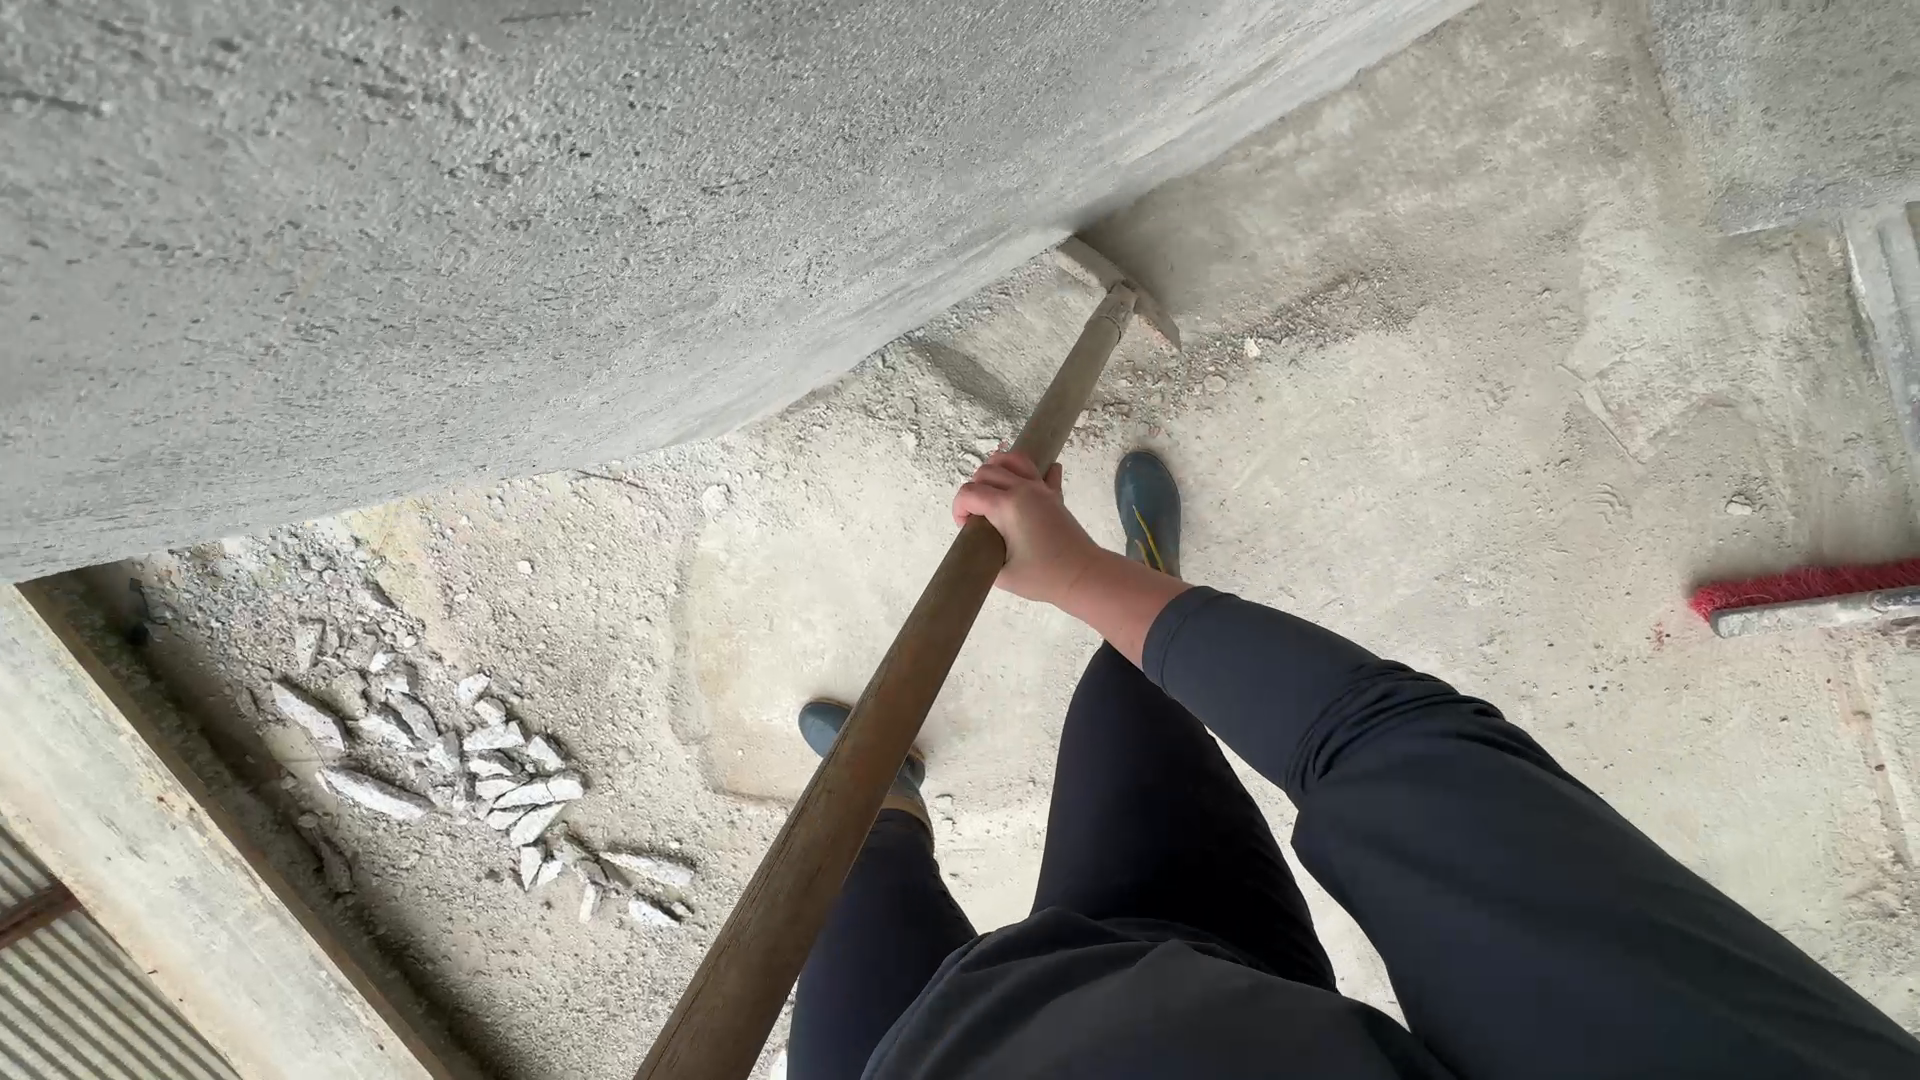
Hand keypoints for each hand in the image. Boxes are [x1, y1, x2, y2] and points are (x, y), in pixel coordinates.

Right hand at [952, 451, 1100, 604]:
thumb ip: (982, 553)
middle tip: (978, 516)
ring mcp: (1041, 488)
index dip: (959, 509)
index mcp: (1006, 506)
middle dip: (973, 489)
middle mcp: (1023, 489)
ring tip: (993, 491)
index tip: (966, 529)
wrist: (1083, 575)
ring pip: (1013, 459)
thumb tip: (979, 542)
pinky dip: (1029, 473)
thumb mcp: (1001, 574)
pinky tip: (1025, 488)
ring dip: (997, 469)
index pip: (969, 492)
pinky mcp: (1055, 495)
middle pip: (986, 471)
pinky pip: (1042, 470)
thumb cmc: (1043, 577)